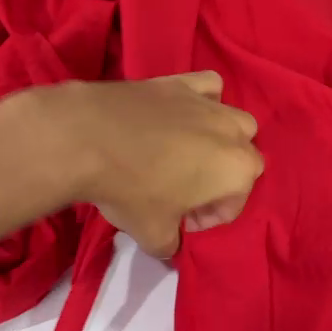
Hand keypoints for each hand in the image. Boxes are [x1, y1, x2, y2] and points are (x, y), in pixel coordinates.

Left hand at [17, 72, 261, 256]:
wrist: (88, 138)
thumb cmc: (131, 190)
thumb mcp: (153, 235)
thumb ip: (170, 245)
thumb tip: (169, 248)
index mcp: (237, 172)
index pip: (234, 203)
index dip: (208, 219)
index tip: (180, 224)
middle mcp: (233, 134)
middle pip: (243, 159)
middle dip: (222, 178)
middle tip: (186, 192)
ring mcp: (208, 104)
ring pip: (234, 120)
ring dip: (222, 139)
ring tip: (188, 154)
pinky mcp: (181, 82)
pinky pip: (209, 87)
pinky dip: (204, 99)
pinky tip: (182, 114)